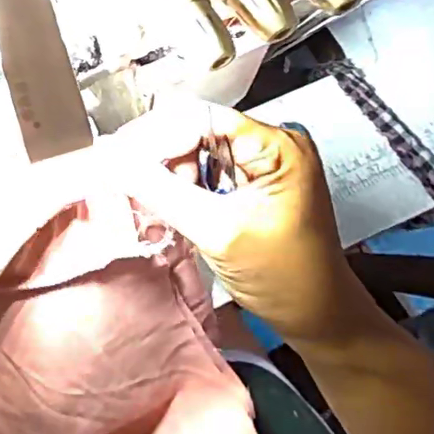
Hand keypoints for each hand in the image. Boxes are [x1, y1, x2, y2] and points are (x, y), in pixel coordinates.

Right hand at [108, 99, 378, 347]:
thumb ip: (163, 191)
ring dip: (168, 170)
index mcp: (277, 144)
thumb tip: (115, 162)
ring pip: (194, 147)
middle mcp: (270, 141)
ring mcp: (261, 160)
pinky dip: (182, 183)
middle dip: (160, 155)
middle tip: (130, 180)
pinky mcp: (251, 179)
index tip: (119, 156)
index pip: (200, 118)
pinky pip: (204, 167)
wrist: (318, 316)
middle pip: (195, 128)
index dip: (155, 135)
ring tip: (158, 201)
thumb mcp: (217, 231)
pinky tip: (170, 202)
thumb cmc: (286, 278)